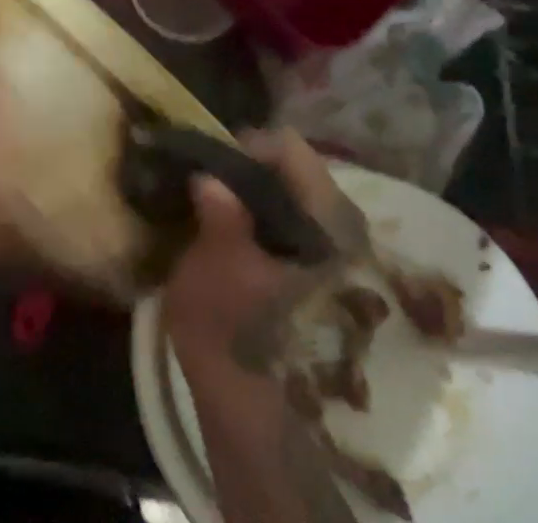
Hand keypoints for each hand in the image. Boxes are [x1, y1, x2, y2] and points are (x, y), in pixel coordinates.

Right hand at [164, 129, 345, 373]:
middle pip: (291, 166)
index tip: (204, 160)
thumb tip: (210, 177)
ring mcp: (326, 247)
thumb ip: (220, 215)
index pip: (291, 150)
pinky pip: (282, 214)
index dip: (243, 146)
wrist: (243, 391)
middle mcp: (338, 227)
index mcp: (324, 224)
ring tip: (203, 194)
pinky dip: (250, 208)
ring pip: (286, 190)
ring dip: (244, 185)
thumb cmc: (230, 328)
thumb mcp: (217, 266)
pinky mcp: (309, 264)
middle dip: (242, 163)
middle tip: (199, 174)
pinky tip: (220, 222)